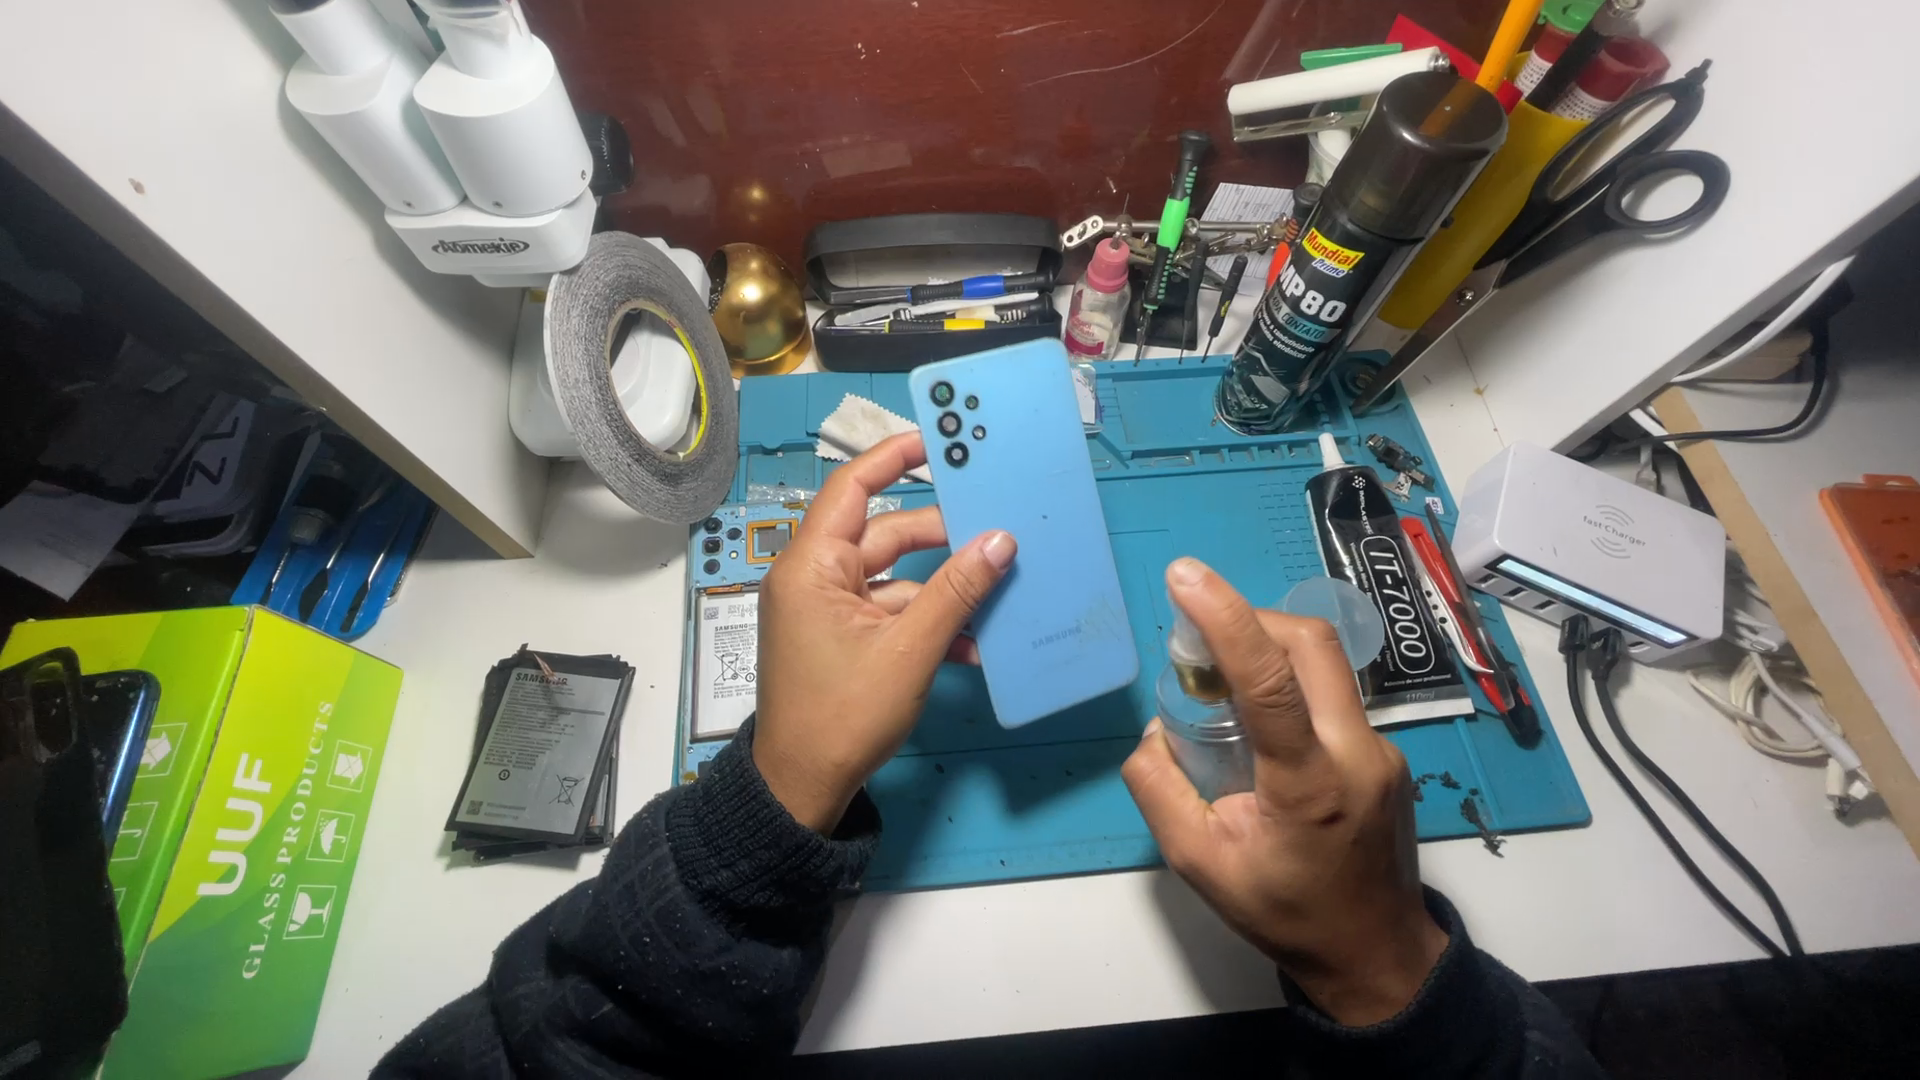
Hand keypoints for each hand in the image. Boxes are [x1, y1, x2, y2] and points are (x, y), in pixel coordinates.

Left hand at [754, 433, 1015, 832]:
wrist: (804, 789)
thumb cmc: (843, 714)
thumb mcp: (908, 650)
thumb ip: (956, 591)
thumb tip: (1001, 542)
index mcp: (813, 566)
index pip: (851, 487)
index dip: (893, 457)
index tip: (937, 442)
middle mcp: (817, 577)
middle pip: (885, 534)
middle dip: (942, 538)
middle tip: (995, 531)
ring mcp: (830, 609)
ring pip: (896, 577)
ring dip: (943, 588)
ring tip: (996, 591)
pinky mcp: (844, 636)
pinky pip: (892, 611)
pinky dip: (928, 621)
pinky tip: (972, 642)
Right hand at [1123, 557, 1446, 1025]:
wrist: (1376, 957)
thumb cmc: (1282, 911)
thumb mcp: (1195, 863)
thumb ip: (1158, 786)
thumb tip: (1155, 728)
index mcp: (1308, 784)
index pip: (1269, 681)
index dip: (1226, 618)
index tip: (1185, 575)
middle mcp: (1357, 752)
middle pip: (1311, 644)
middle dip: (1250, 618)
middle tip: (1199, 637)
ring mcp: (1381, 748)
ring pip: (1326, 661)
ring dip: (1268, 644)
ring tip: (1221, 677)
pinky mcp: (1386, 749)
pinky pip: (1331, 689)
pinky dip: (1287, 678)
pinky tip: (1259, 717)